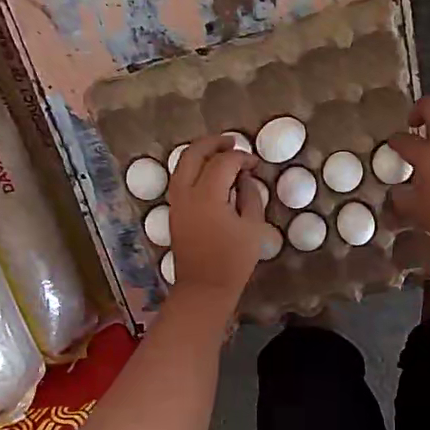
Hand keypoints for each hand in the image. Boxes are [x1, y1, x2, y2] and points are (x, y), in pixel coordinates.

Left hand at [165, 134, 267, 300]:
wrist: (204, 287)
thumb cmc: (233, 260)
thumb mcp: (252, 227)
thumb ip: (250, 196)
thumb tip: (245, 178)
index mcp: (207, 196)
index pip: (224, 163)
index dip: (242, 158)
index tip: (256, 164)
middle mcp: (186, 193)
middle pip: (194, 154)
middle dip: (214, 144)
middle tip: (233, 142)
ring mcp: (176, 201)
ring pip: (182, 164)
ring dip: (201, 154)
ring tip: (221, 154)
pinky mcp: (174, 211)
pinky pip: (180, 178)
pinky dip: (194, 168)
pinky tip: (210, 174)